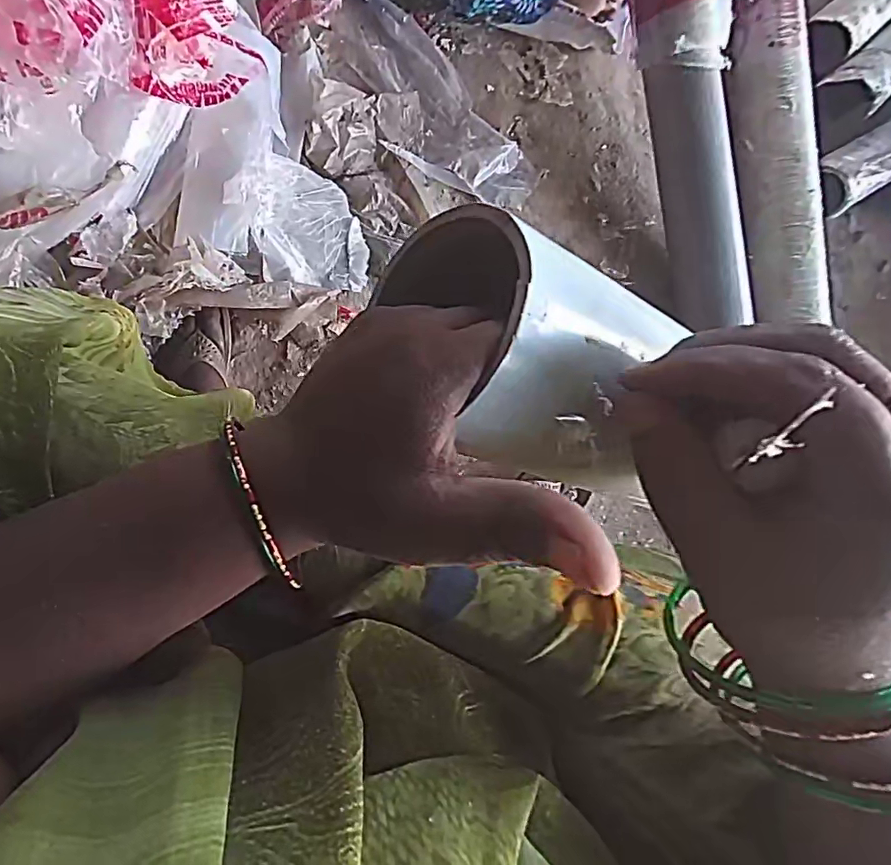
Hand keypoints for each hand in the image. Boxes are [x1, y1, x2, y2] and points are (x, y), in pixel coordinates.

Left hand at [245, 305, 619, 594]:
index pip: (521, 336)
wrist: (282, 479)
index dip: (550, 364)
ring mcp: (385, 319)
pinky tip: (452, 388)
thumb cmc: (361, 500)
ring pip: (461, 320)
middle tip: (537, 408)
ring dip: (484, 353)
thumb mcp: (442, 523)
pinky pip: (429, 322)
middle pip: (494, 323)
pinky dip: (450, 346)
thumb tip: (607, 570)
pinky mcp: (367, 326)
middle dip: (520, 359)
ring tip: (497, 400)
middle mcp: (412, 323)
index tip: (569, 400)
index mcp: (437, 359)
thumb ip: (522, 528)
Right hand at [616, 326, 890, 692]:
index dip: (719, 367)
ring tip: (690, 385)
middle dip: (733, 351)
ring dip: (751, 361)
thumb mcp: (711, 545)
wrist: (848, 683)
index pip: (812, 384)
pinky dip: (770, 384)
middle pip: (831, 355)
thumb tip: (636, 399)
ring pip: (836, 363)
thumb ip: (671, 463)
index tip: (649, 378)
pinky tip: (727, 407)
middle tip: (665, 371)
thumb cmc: (780, 622)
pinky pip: (836, 389)